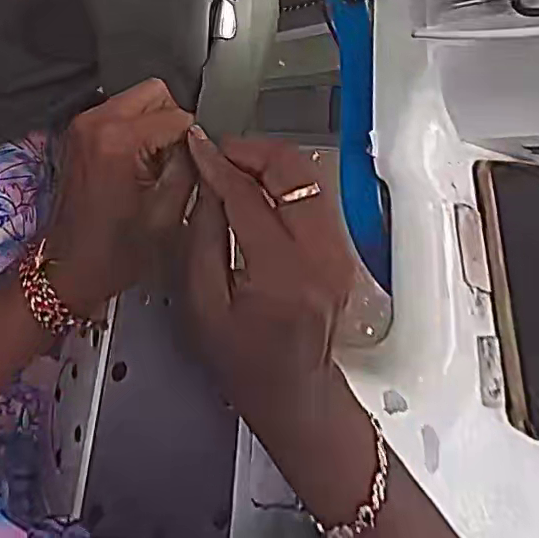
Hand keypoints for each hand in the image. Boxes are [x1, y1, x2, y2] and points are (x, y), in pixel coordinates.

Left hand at [44, 79, 196, 315]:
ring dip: (154, 122)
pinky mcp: (78, 131)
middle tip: (177, 157)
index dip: (193, 138)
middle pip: (155, 92)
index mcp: (118, 139)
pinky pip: (120, 111)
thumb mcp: (167, 214)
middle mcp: (96, 121)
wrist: (67, 268)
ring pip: (138, 98)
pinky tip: (139, 160)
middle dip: (173, 120)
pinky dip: (136, 126)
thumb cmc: (116, 251)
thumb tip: (199, 141)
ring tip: (157, 161)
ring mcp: (83, 123)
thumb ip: (189, 166)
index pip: (176, 116)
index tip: (196, 162)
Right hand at [181, 133, 364, 485]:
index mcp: (282, 276)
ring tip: (232, 165)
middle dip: (251, 150)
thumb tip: (207, 181)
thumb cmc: (242, 360)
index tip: (196, 145)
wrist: (294, 393)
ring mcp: (339, 251)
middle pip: (291, 172)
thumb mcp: (201, 302)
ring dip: (268, 160)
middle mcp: (321, 257)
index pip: (248, 197)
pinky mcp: (342, 249)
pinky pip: (313, 193)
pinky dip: (282, 178)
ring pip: (307, 175)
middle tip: (218, 151)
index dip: (217, 165)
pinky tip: (256, 185)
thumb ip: (202, 234)